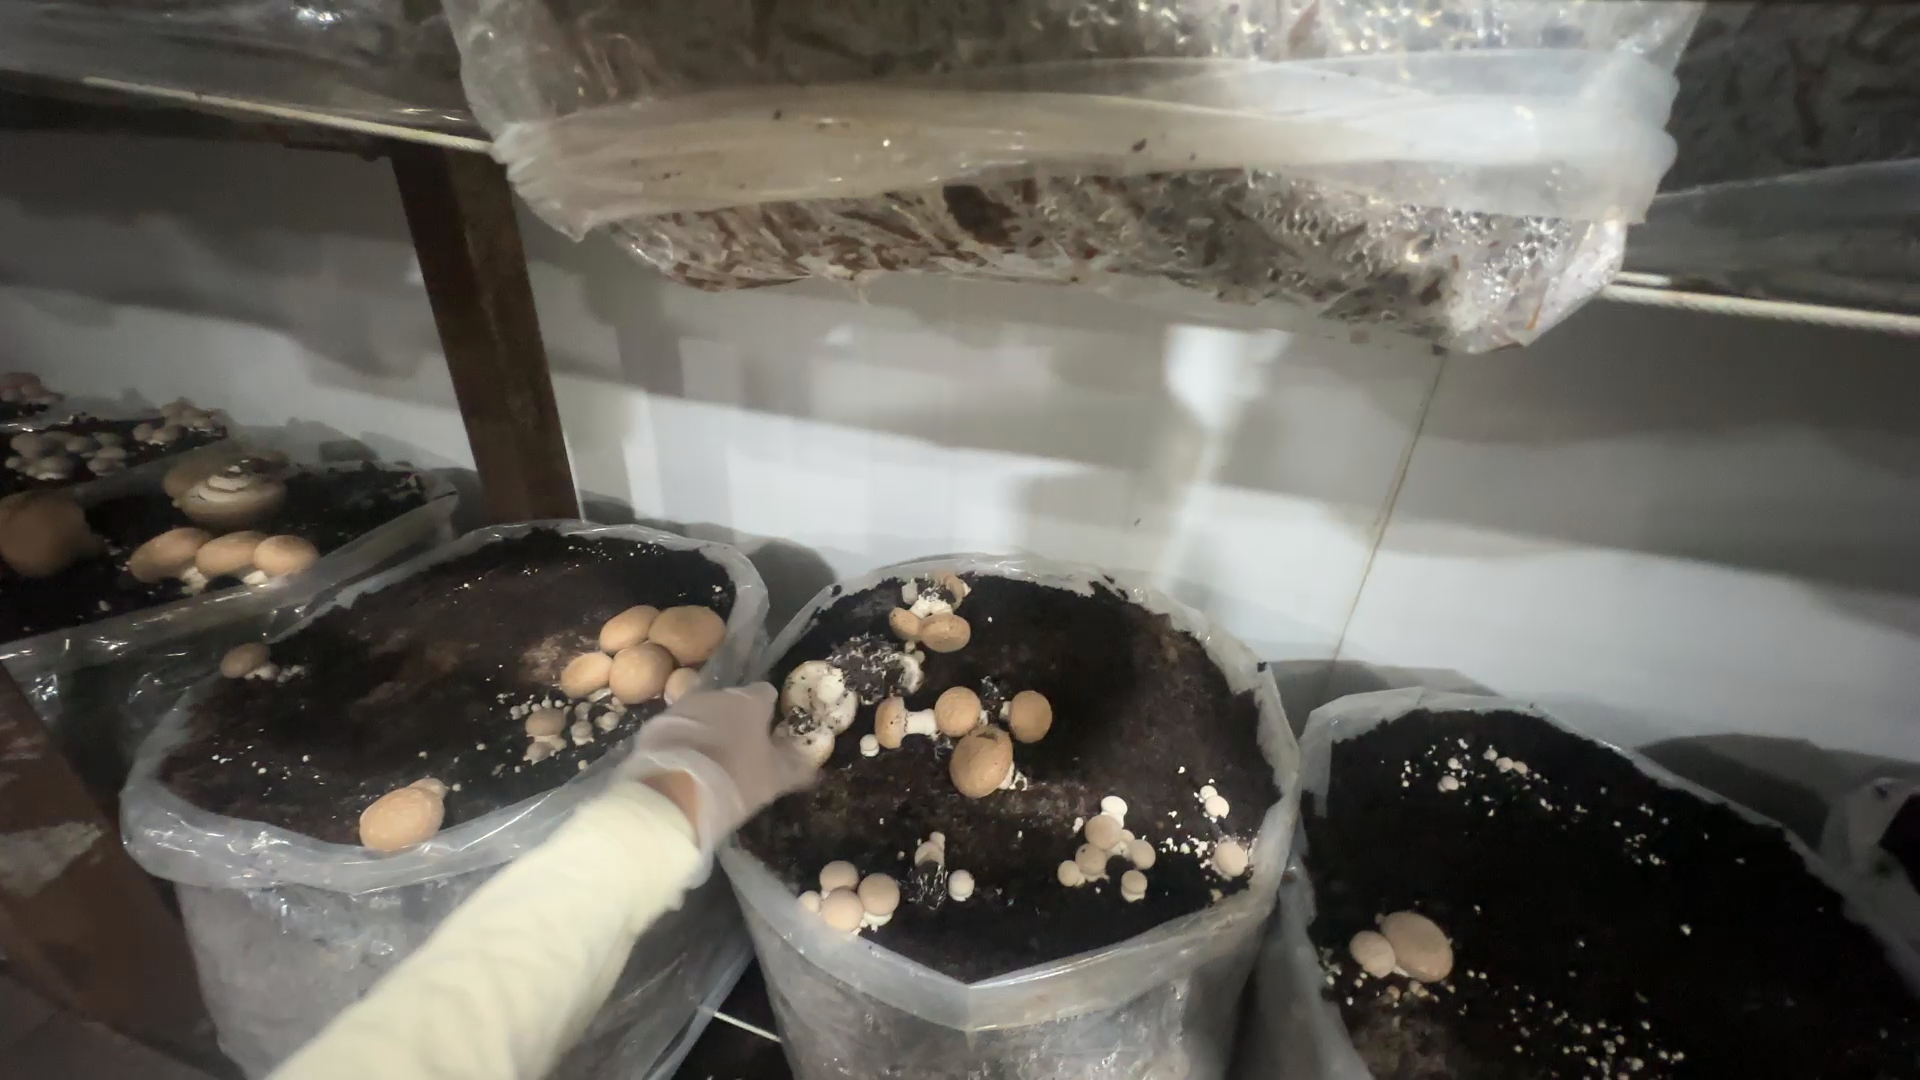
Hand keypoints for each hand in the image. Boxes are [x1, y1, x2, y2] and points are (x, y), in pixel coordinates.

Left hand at [619, 683, 816, 849]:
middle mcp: (715, 694)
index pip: (766, 694)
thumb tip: (818, 769)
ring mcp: (681, 707)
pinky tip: (685, 766)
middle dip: (737, 721)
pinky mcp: (653, 726)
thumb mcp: (775, 779)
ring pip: (702, 714)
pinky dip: (683, 742)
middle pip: (733, 702)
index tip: (768, 736)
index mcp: (749, 700)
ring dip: (708, 730)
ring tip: (710, 762)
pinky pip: (677, 729)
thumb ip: (798, 769)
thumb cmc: (734, 780)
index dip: (769, 713)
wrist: (671, 797)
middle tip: (740, 752)